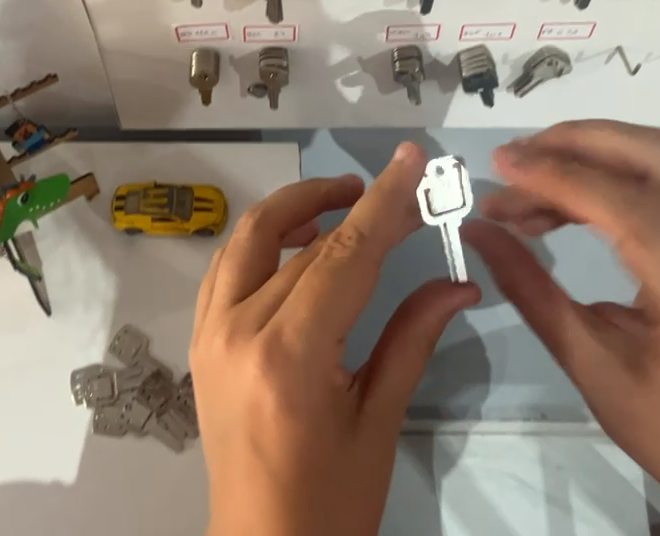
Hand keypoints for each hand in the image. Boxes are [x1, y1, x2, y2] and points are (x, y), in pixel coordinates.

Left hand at [191, 142, 480, 535]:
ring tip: (345, 203)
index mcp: (289, 357)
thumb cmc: (331, 501)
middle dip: (359, 211)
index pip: (345, 256)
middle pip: (305, 244)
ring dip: (297, 209)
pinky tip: (297, 241)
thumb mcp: (379, 422)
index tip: (409, 158)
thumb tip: (460, 282)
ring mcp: (209, 332)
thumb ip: (413, 339)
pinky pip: (227, 265)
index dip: (383, 202)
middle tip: (403, 198)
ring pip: (251, 239)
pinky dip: (263, 239)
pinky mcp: (200, 338)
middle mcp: (238, 330)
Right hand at [462, 122, 659, 535]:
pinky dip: (595, 170)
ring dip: (583, 150)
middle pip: (655, 157)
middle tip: (511, 160)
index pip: (633, 212)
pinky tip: (548, 202)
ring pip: (654, 155)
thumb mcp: (584, 363)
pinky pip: (650, 174)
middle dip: (576, 141)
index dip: (563, 179)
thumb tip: (476, 229)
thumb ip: (528, 290)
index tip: (501, 166)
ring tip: (519, 183)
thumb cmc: (657, 417)